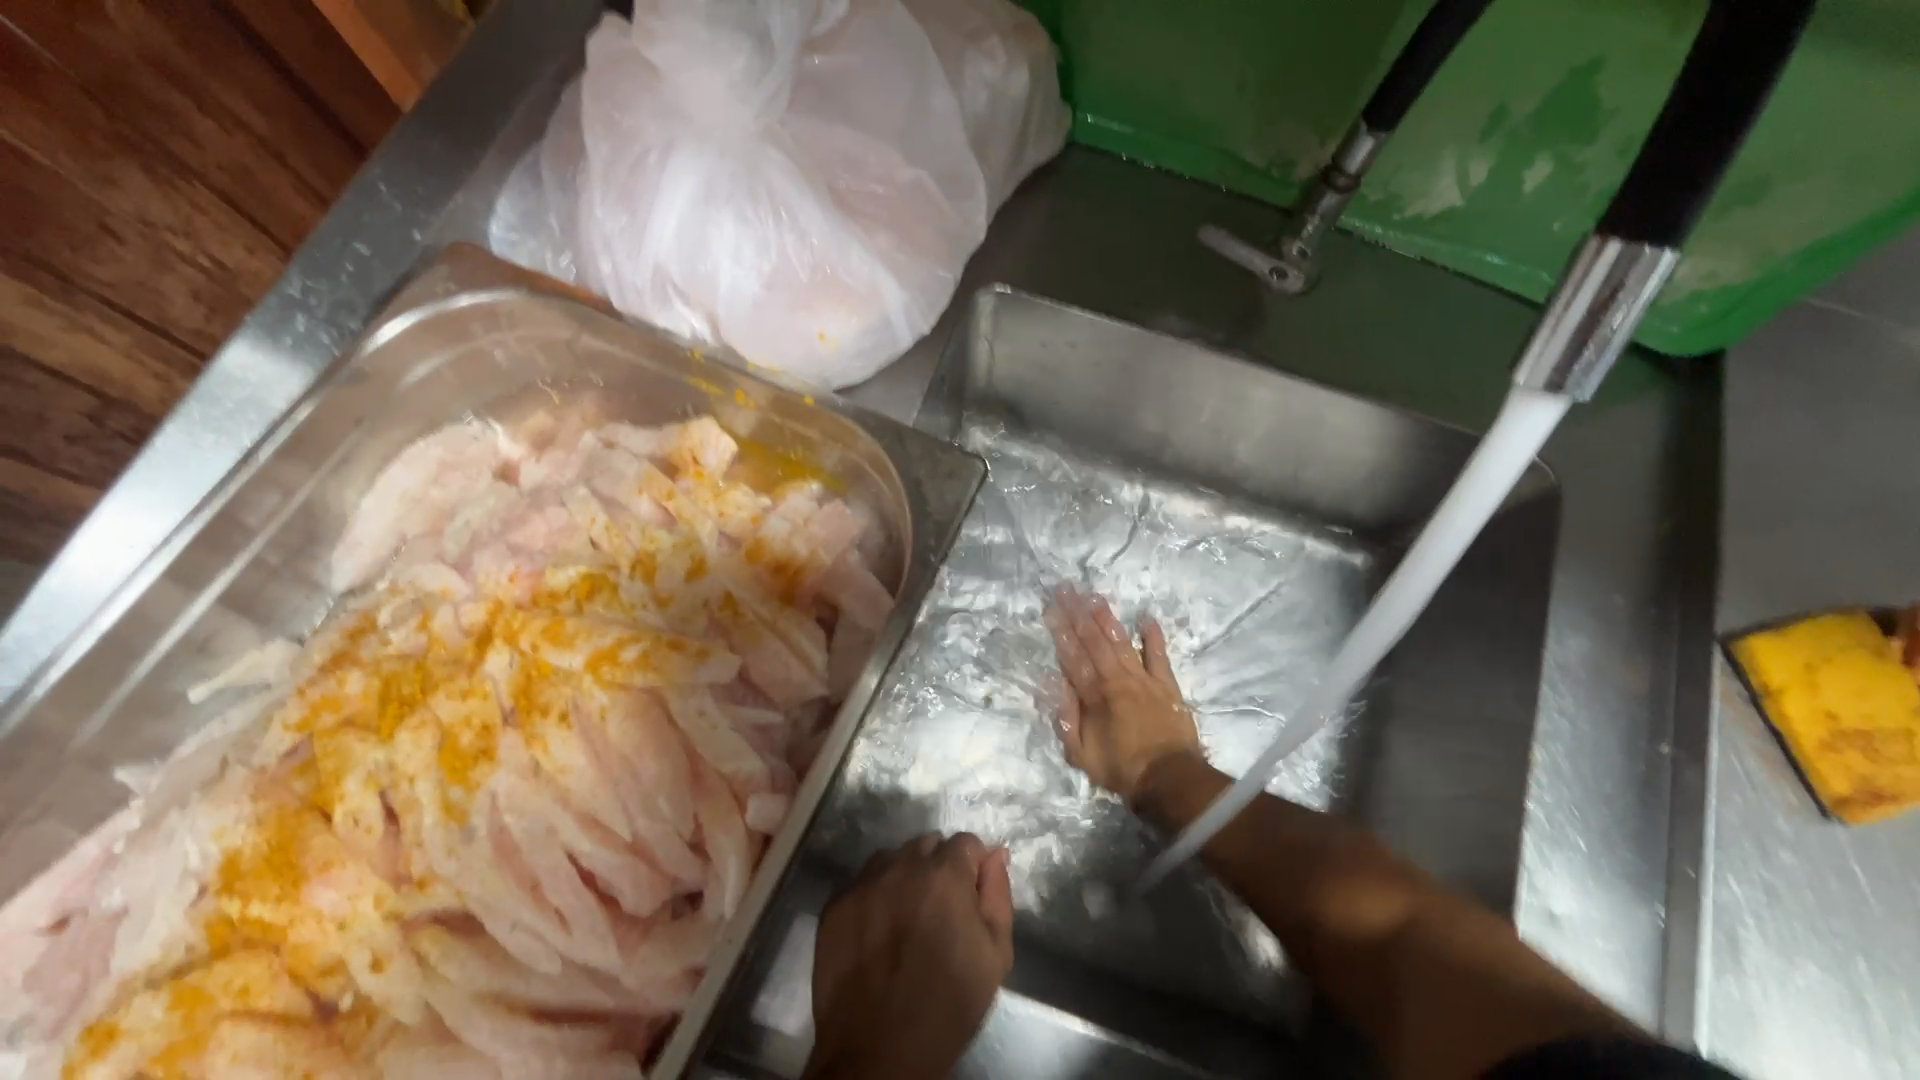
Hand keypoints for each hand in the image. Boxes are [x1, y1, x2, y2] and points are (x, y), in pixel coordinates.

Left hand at [806, 834, 1014, 1079]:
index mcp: (944, 874)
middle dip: (939, 868)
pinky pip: (862, 883)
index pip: (966, 842)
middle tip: (940, 912)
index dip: (973, 868)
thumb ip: (997, 895)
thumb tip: (995, 854)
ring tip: (907, 920)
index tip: (971, 898)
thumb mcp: (995, 954)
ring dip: (905, 877)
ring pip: (892, 860)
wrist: (876, 1052)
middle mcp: (900, 865)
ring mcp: (862, 883)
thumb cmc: (947, 1006)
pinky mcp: (834, 904)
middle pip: (927, 845)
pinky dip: (874, 897)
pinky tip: (878, 932)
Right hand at [1045, 585, 1203, 802]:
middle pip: (1094, 642)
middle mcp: (1117, 680)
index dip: (1060, 632)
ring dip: (1107, 619)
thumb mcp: (1081, 756)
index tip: (1050, 608)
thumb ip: (1066, 721)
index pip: (1072, 658)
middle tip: (1066, 589)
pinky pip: (1158, 656)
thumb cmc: (1122, 770)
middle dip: (1078, 614)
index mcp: (1094, 697)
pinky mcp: (1166, 686)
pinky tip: (1147, 619)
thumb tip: (1056, 687)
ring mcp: (1143, 680)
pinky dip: (1153, 637)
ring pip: (1122, 642)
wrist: (1170, 779)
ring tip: (1095, 596)